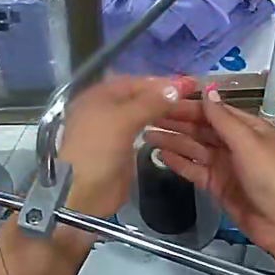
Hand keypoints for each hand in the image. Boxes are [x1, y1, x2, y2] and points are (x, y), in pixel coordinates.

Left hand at [57, 75, 197, 221]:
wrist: (83, 193)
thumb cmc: (97, 149)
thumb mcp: (122, 119)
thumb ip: (149, 102)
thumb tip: (176, 86)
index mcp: (97, 95)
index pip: (133, 81)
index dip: (160, 81)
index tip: (188, 83)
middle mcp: (104, 108)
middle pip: (137, 96)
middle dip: (162, 94)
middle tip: (191, 95)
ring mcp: (112, 129)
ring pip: (140, 113)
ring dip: (161, 109)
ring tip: (187, 109)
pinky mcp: (120, 147)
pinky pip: (141, 130)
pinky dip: (156, 125)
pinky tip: (172, 125)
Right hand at [148, 90, 274, 274]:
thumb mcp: (250, 144)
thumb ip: (224, 120)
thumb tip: (208, 93)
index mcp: (248, 129)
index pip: (213, 112)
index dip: (188, 107)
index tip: (163, 102)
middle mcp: (236, 145)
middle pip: (201, 129)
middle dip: (176, 123)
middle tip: (147, 117)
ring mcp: (227, 166)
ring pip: (194, 149)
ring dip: (173, 141)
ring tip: (147, 134)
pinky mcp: (219, 187)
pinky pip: (195, 170)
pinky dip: (179, 163)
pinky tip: (162, 155)